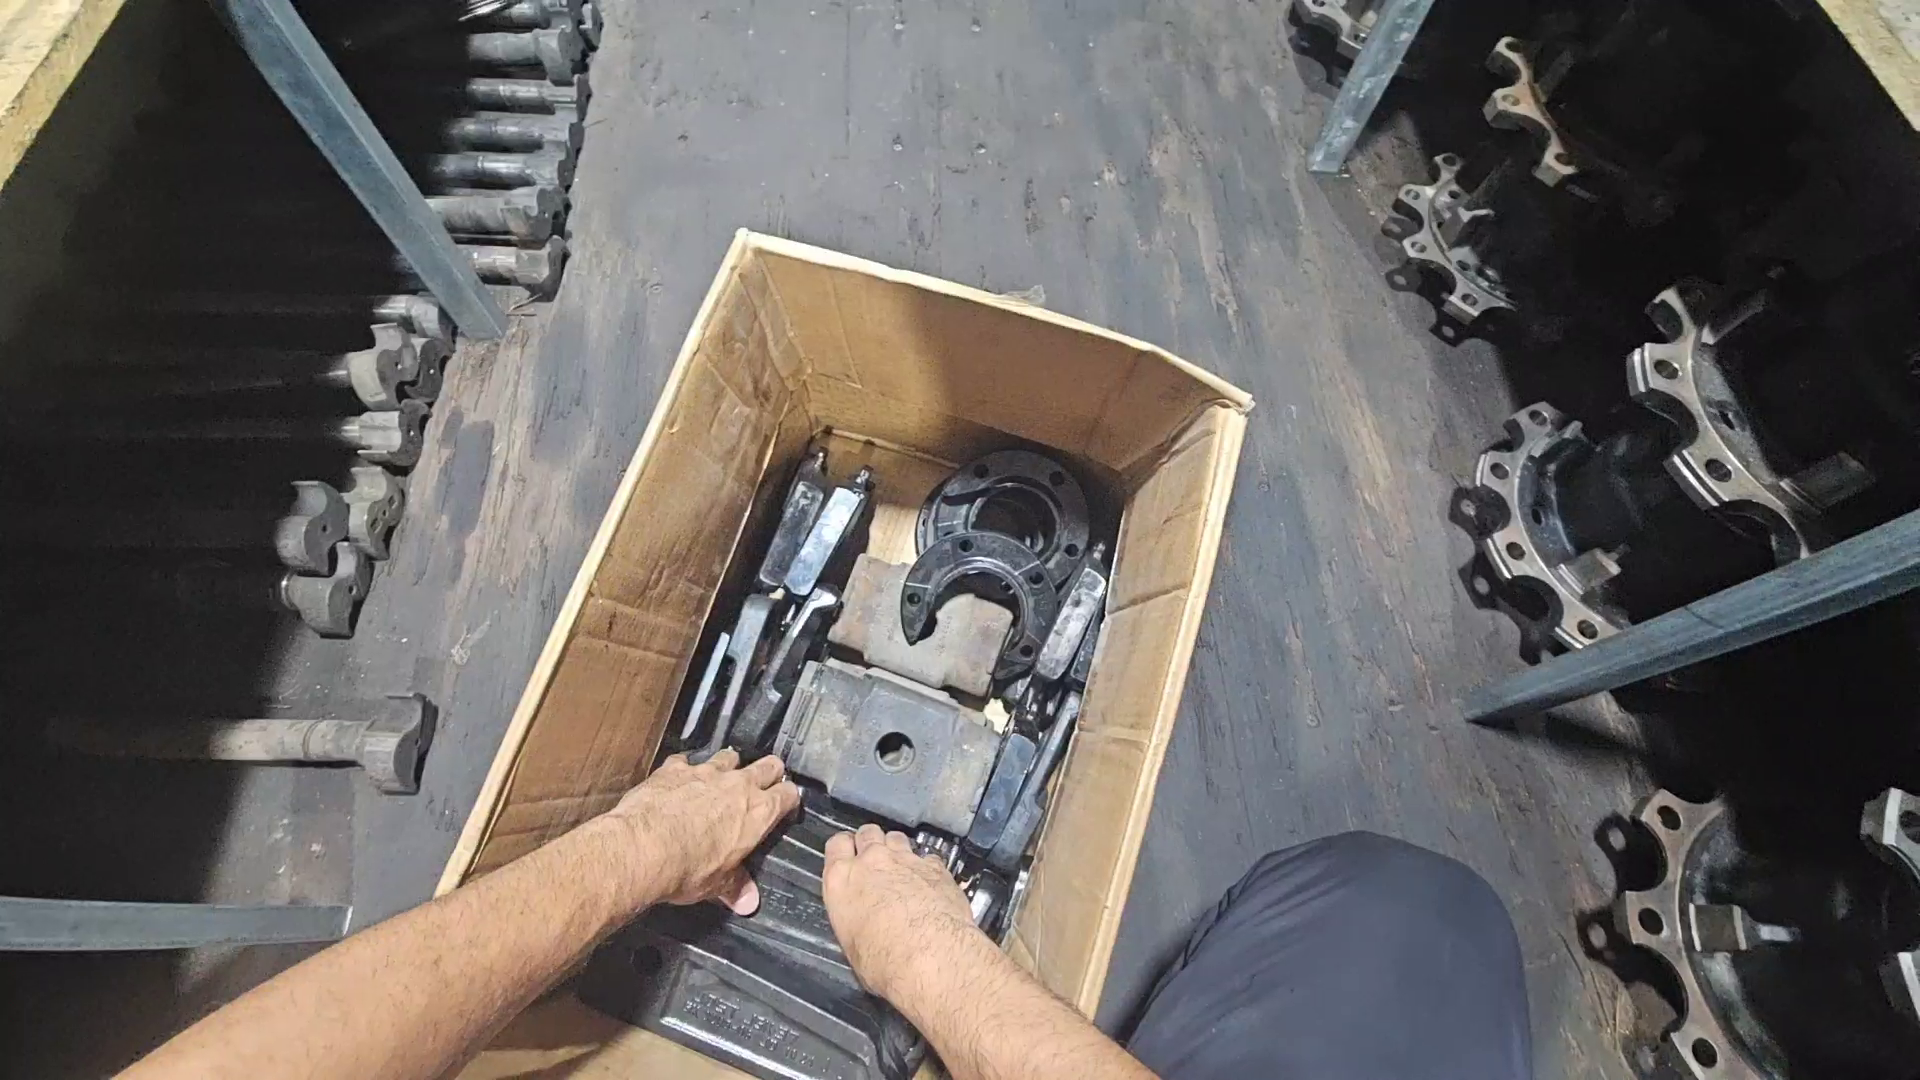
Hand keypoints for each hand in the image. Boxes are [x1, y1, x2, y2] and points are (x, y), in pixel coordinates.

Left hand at [601, 749, 800, 915]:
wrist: (643, 848)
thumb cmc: (686, 867)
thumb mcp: (716, 884)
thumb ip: (735, 886)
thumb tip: (748, 901)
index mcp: (758, 812)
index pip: (789, 794)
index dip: (789, 798)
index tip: (785, 804)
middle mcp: (739, 785)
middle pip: (769, 765)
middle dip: (770, 771)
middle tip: (764, 782)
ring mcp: (707, 772)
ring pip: (730, 756)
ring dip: (729, 766)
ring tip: (722, 777)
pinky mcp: (676, 769)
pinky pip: (685, 761)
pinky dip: (684, 770)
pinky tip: (678, 779)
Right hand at [822, 825, 981, 1000]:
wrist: (930, 955)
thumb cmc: (884, 960)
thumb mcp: (852, 945)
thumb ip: (854, 918)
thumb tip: (863, 923)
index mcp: (843, 880)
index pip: (836, 845)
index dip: (843, 849)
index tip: (847, 856)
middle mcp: (873, 861)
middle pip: (868, 833)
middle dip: (870, 842)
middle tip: (874, 860)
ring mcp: (906, 859)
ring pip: (896, 837)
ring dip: (897, 849)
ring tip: (901, 868)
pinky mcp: (935, 866)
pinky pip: (927, 856)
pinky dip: (926, 866)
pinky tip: (929, 882)